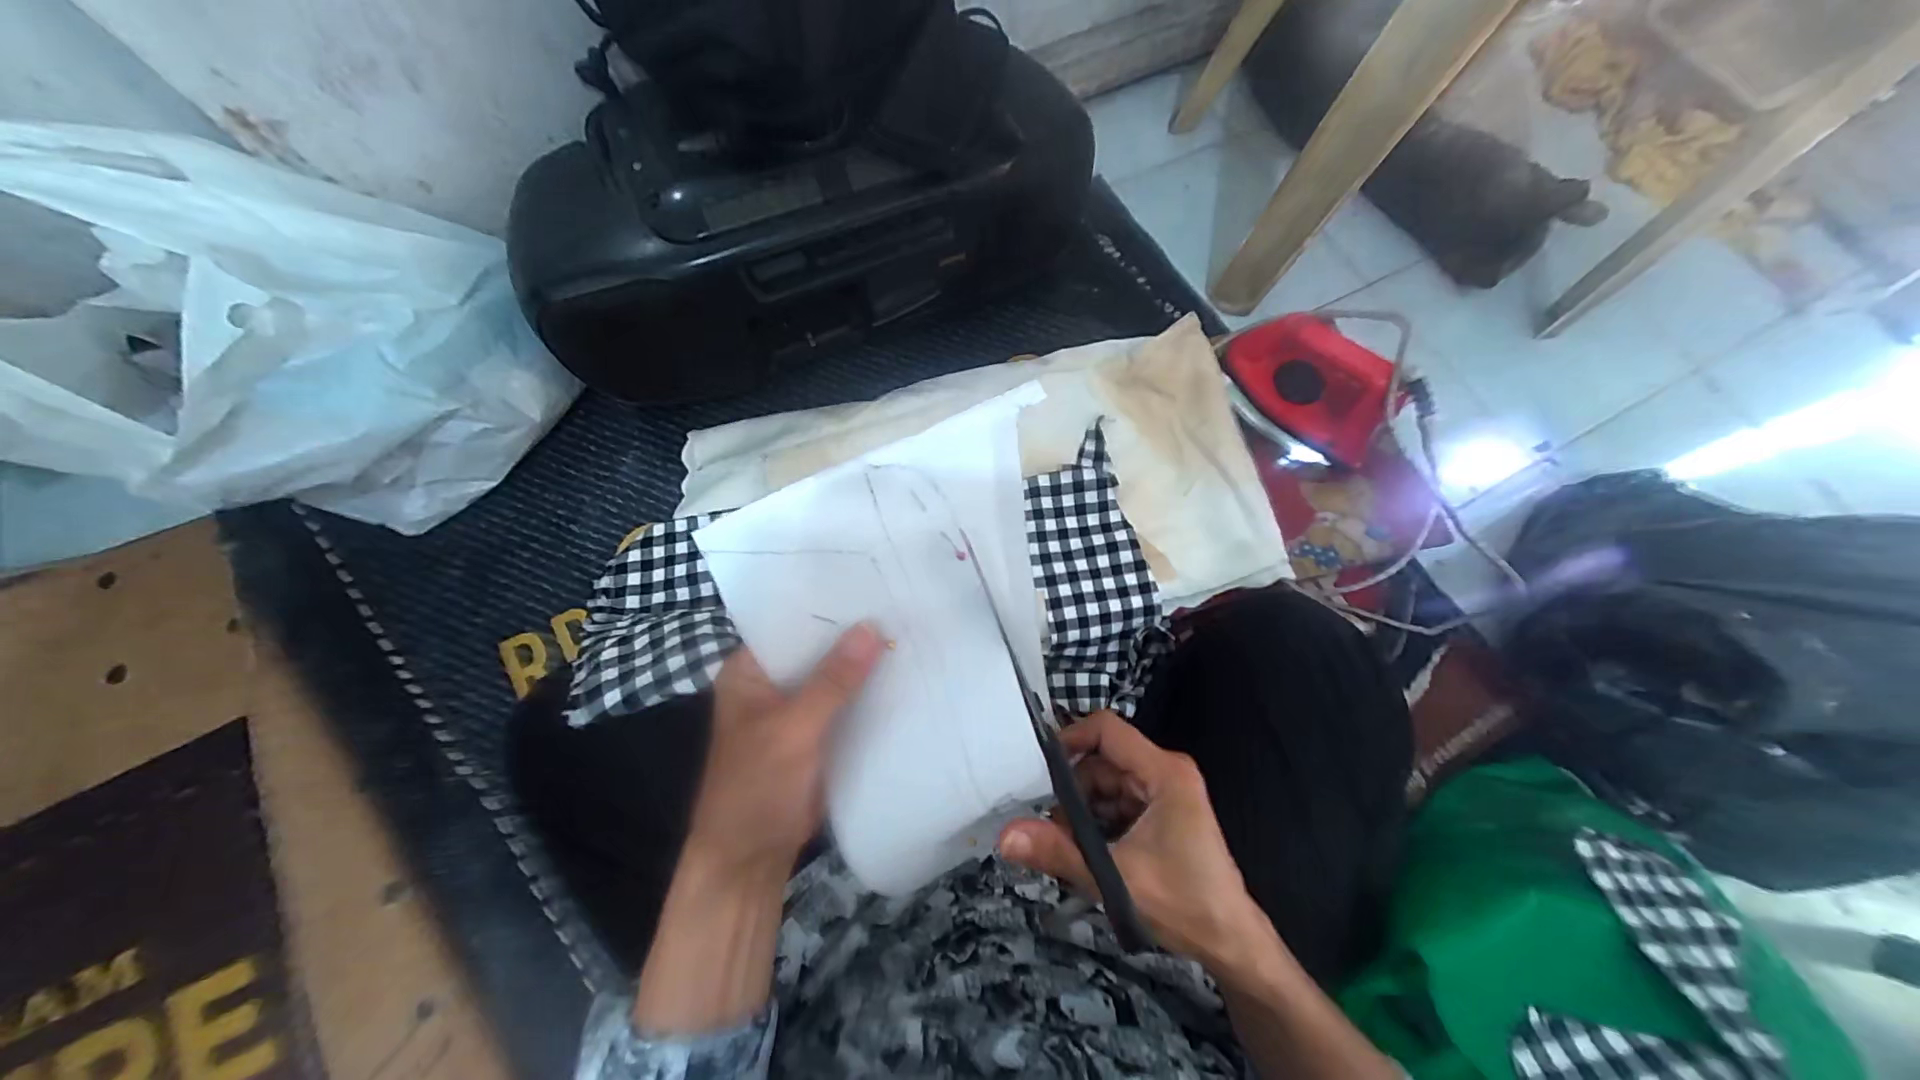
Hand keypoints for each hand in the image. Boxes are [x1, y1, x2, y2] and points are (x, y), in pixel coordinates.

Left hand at [682, 623, 886, 887]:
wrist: (751, 859)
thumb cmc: (756, 787)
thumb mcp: (793, 728)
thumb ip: (833, 680)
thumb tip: (872, 627)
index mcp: (749, 671)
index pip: (790, 624)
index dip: (827, 606)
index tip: (871, 584)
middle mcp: (771, 684)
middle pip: (816, 649)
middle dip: (853, 635)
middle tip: (902, 604)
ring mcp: (796, 710)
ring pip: (835, 677)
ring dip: (865, 664)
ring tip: (911, 630)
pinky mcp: (818, 734)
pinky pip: (846, 704)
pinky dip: (869, 694)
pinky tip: (905, 675)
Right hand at [998, 710, 1270, 972]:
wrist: (1232, 944)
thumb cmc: (1183, 904)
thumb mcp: (1114, 878)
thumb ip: (1058, 852)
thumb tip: (1006, 835)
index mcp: (1163, 772)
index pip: (1106, 730)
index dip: (1069, 739)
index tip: (1037, 767)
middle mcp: (1166, 772)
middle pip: (1101, 761)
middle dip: (1072, 791)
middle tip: (1051, 827)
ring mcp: (1165, 792)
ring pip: (1106, 784)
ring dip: (1083, 811)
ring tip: (1069, 847)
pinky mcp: (1162, 813)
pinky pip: (1118, 802)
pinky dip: (1098, 822)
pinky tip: (1088, 853)